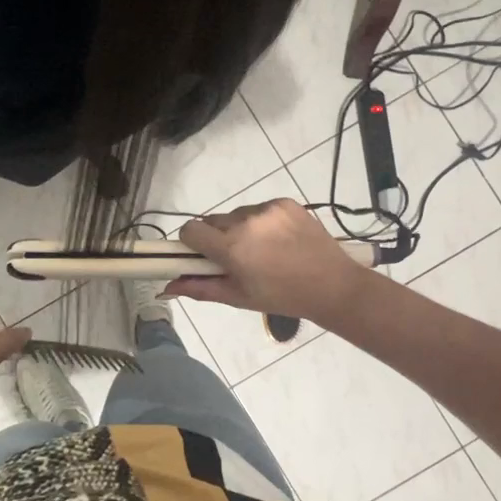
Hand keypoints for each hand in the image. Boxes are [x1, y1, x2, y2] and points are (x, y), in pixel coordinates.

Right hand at [164, 199, 375, 324]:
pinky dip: (261, 222)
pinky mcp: (285, 202)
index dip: (191, 243)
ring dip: (239, 229)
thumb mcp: (238, 297)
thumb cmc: (281, 297)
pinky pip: (259, 208)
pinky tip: (277, 240)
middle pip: (211, 221)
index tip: (202, 256)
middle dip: (217, 237)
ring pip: (235, 214)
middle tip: (236, 258)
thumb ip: (200, 288)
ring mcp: (267, 209)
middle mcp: (246, 222)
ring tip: (262, 250)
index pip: (190, 230)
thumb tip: (167, 287)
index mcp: (231, 247)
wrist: (333, 285)